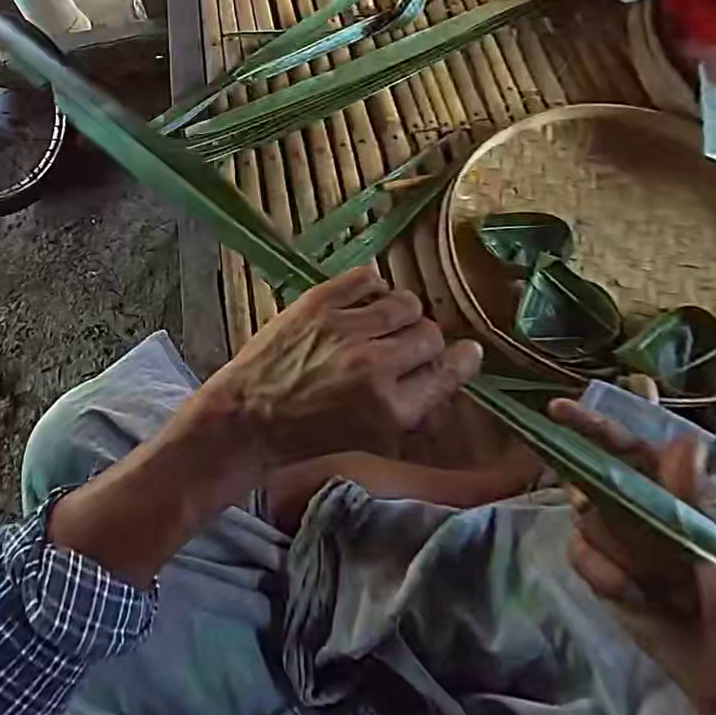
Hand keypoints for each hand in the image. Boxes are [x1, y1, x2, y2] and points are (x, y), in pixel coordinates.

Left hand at [49, 267, 477, 584]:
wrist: (248, 415)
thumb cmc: (308, 433)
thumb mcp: (371, 437)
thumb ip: (414, 407)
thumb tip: (448, 371)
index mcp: (393, 409)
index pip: (449, 371)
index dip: (462, 360)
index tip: (468, 352)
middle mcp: (376, 366)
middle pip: (430, 334)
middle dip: (424, 341)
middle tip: (404, 345)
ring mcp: (346, 329)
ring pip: (405, 302)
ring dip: (401, 313)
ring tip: (382, 322)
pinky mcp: (319, 303)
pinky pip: (369, 278)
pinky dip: (372, 288)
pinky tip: (362, 301)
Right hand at [551, 400, 715, 714]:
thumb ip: (700, 502)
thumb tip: (682, 440)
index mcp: (681, 499)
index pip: (632, 450)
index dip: (595, 428)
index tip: (559, 410)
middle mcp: (642, 511)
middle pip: (596, 478)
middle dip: (597, 493)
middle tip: (604, 511)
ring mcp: (621, 543)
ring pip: (586, 519)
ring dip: (619, 550)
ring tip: (663, 585)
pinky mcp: (604, 574)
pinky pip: (580, 555)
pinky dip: (604, 575)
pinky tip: (636, 596)